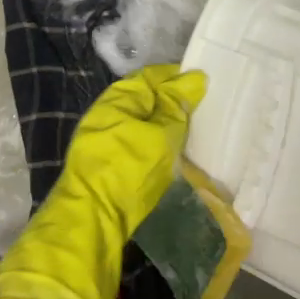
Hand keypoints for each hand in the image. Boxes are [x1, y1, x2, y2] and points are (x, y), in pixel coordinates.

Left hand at [0, 65, 206, 298]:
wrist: (92, 221)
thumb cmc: (127, 171)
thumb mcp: (161, 134)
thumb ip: (177, 106)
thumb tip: (194, 78)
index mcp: (116, 99)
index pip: (153, 77)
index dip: (179, 79)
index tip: (207, 87)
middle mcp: (106, 114)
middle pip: (146, 99)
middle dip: (173, 103)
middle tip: (205, 112)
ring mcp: (103, 141)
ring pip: (142, 123)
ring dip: (165, 127)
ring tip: (194, 133)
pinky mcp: (106, 166)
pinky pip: (137, 143)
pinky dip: (155, 145)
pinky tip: (172, 154)